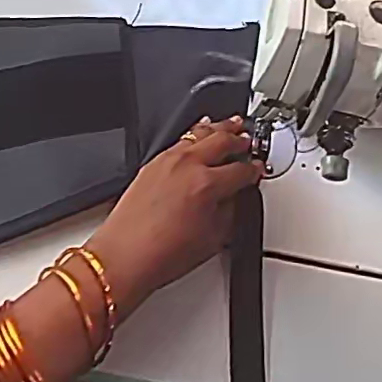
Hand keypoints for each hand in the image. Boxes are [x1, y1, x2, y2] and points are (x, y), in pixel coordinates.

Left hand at [83, 116, 261, 314]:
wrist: (124, 256)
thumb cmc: (161, 253)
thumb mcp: (213, 239)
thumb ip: (231, 211)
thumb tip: (236, 197)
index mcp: (208, 184)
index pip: (241, 170)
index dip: (254, 170)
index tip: (256, 169)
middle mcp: (188, 165)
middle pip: (223, 140)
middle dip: (240, 139)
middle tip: (248, 139)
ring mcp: (169, 159)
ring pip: (201, 132)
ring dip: (220, 128)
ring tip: (231, 124)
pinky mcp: (154, 161)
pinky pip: (181, 138)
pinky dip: (196, 132)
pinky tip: (201, 131)